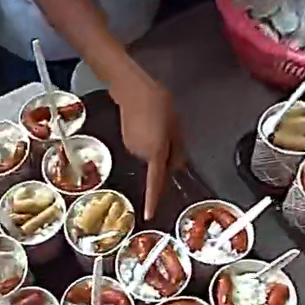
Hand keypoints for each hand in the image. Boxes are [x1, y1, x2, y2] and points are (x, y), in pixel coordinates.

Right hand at [109, 73, 182, 218]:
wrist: (132, 90)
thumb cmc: (158, 104)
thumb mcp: (176, 126)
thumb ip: (177, 150)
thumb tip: (177, 167)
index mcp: (156, 151)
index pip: (155, 181)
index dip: (153, 199)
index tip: (149, 214)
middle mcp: (141, 154)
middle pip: (156, 165)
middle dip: (164, 156)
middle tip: (169, 134)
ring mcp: (132, 148)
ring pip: (149, 155)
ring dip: (155, 146)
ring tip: (157, 124)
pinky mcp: (126, 141)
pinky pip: (141, 147)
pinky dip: (146, 140)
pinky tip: (146, 124)